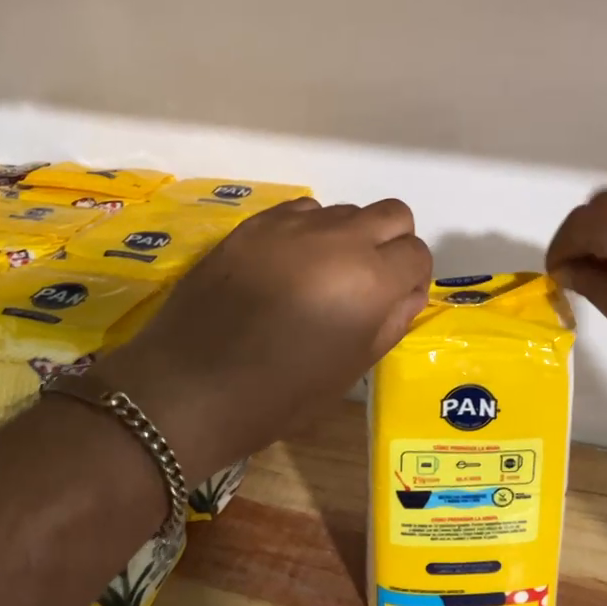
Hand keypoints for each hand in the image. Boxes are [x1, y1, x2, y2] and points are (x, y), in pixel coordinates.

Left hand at [90, 198, 430, 480]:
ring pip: (345, 211)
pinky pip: (301, 211)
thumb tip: (405, 292)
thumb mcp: (350, 369)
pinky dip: (307, 232)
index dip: (411, 279)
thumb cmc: (278, 394)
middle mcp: (339, 238)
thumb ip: (390, 321)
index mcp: (371, 280)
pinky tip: (285, 268)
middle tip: (367, 283)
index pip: (417, 254)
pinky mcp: (255, 223)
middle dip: (391, 243)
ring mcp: (294, 224)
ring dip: (346, 237)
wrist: (188, 387)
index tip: (392, 302)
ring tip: (318, 278)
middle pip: (392, 213)